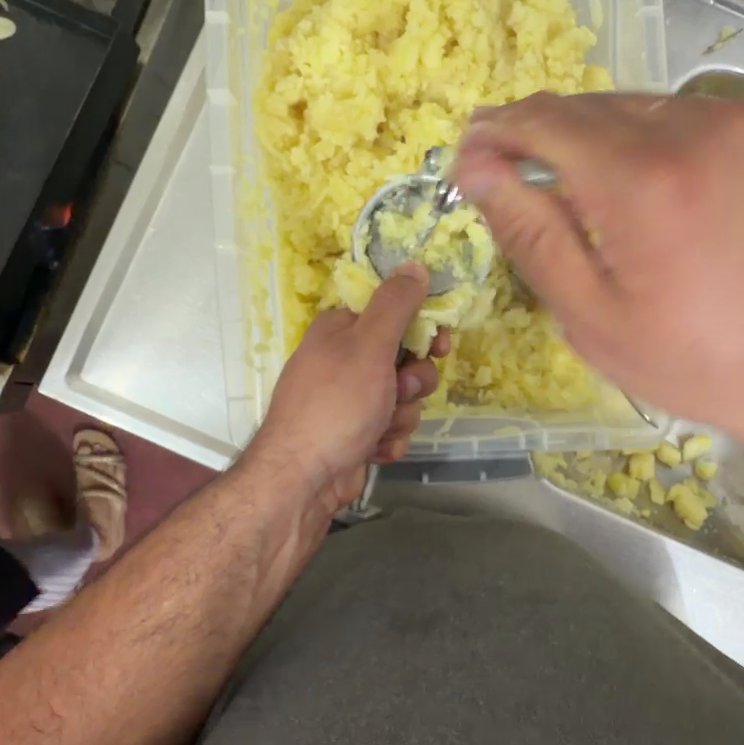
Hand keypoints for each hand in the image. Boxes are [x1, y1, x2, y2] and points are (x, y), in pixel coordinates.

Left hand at [243, 263, 445, 514]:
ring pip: (403, 399)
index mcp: (341, 330)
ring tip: (377, 429)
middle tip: (399, 392)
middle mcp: (343, 361)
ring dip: (400, 416)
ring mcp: (348, 401)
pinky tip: (373, 451)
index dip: (421, 332)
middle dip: (411, 384)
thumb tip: (414, 265)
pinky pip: (391, 429)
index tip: (439, 346)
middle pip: (405, 361)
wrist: (304, 479)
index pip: (394, 316)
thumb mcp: (369, 346)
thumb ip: (395, 305)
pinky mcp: (354, 435)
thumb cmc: (336, 405)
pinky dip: (388, 441)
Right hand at [454, 93, 743, 439]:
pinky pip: (696, 117)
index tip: (472, 153)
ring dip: (601, 137)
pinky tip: (657, 188)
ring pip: (643, 107)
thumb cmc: (698, 361)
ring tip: (585, 187)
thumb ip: (531, 233)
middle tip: (516, 171)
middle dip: (544, 134)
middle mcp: (699, 128)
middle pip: (592, 107)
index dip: (498, 131)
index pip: (545, 122)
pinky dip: (659, 140)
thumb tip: (477, 169)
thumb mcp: (593, 316)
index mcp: (643, 181)